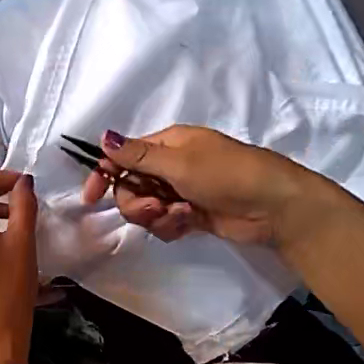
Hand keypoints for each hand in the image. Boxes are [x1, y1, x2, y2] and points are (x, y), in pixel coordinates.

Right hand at [78, 126, 350, 248]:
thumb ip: (137, 156)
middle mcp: (170, 166)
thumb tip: (103, 137)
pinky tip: (188, 224)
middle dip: (136, 202)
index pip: (123, 157)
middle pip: (130, 187)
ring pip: (145, 209)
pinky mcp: (190, 215)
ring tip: (179, 215)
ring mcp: (180, 191)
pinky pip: (163, 223)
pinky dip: (171, 225)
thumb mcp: (179, 162)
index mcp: (167, 144)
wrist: (274, 207)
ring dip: (156, 216)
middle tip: (154, 208)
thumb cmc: (228, 174)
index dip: (104, 175)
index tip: (90, 198)